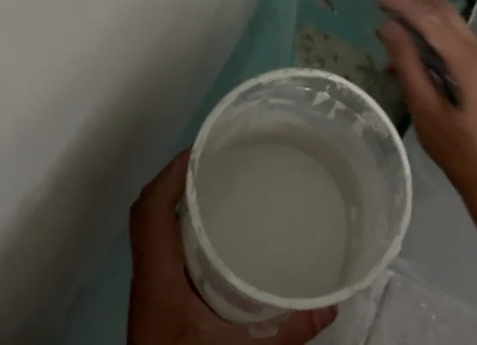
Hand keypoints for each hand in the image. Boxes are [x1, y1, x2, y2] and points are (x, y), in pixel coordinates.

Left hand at [128, 149, 337, 344]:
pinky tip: (214, 236)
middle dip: (178, 180)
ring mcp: (149, 291)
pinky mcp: (156, 303)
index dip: (172, 172)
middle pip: (148, 212)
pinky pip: (162, 251)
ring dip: (178, 205)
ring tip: (218, 188)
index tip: (203, 149)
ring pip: (153, 231)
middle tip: (217, 163)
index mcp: (158, 279)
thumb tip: (330, 306)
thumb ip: (287, 331)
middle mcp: (147, 278)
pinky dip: (182, 231)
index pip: (151, 210)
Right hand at [377, 0, 476, 190]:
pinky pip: (454, 36)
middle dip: (414, 2)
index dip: (404, 4)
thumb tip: (389, 27)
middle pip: (444, 11)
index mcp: (468, 61)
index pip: (432, 19)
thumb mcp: (423, 107)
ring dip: (422, 16)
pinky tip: (410, 48)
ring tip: (392, 25)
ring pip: (450, 20)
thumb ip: (408, 64)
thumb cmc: (453, 145)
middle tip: (384, 5)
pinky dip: (432, 33)